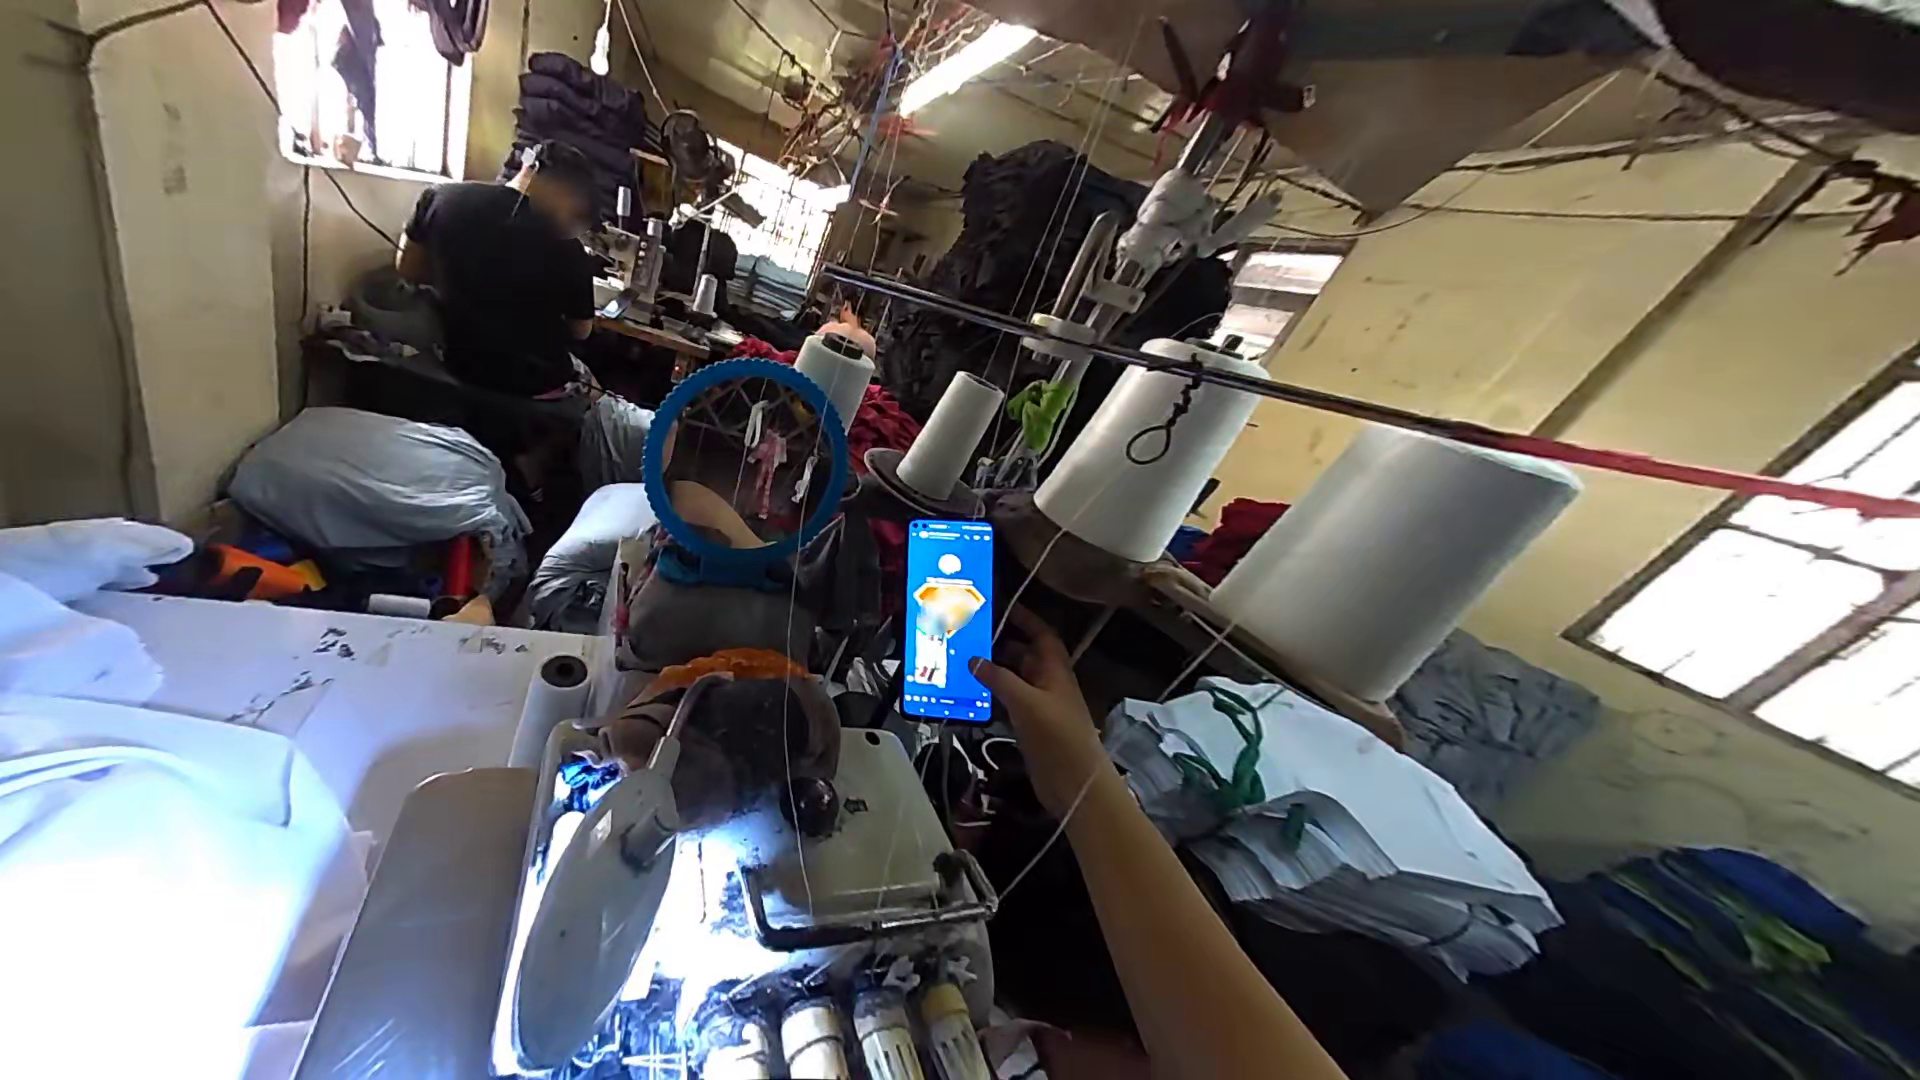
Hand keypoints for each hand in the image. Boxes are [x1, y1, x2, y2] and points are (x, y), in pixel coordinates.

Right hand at [969, 607, 1112, 817]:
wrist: (1075, 783)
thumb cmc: (1056, 735)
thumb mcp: (1026, 702)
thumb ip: (999, 679)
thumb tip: (974, 659)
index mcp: (1055, 669)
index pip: (1041, 634)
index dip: (1025, 618)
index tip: (1001, 606)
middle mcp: (1047, 682)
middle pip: (1024, 655)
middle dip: (1000, 644)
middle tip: (969, 635)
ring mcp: (1039, 705)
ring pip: (1014, 679)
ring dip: (992, 671)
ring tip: (962, 660)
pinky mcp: (1030, 725)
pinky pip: (1008, 702)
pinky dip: (992, 695)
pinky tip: (970, 693)